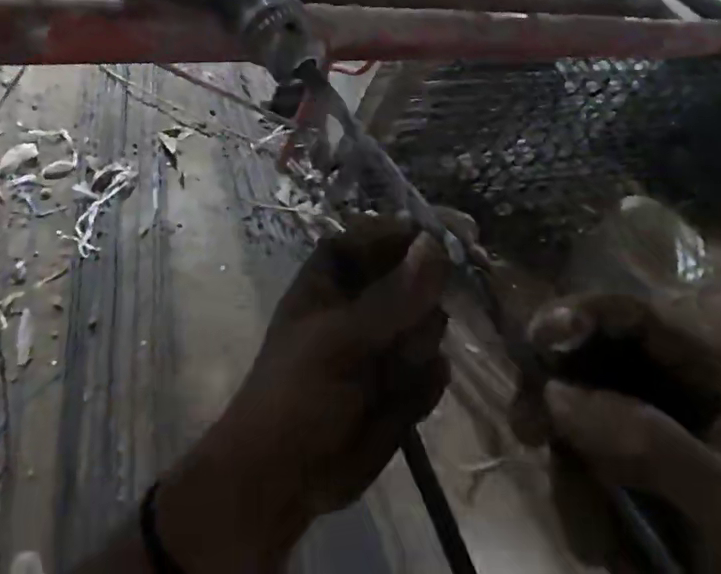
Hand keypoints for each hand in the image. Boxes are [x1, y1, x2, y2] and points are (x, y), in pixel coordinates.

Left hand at [154, 222, 450, 572]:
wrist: (282, 484)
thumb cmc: (295, 396)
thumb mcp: (339, 340)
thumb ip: (391, 297)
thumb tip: (435, 246)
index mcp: (334, 280)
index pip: (375, 238)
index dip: (403, 237)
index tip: (438, 243)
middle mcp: (365, 305)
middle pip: (415, 281)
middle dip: (417, 308)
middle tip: (401, 338)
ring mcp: (386, 345)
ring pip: (430, 326)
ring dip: (416, 352)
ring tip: (388, 380)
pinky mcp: (403, 386)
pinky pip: (434, 372)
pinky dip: (422, 388)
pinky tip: (398, 406)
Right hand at [514, 294, 720, 573]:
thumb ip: (653, 446)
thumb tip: (555, 393)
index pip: (638, 318)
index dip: (581, 313)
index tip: (534, 337)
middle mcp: (679, 394)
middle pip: (593, 359)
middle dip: (557, 394)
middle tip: (525, 429)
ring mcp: (652, 439)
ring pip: (577, 417)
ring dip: (572, 471)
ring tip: (600, 540)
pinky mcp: (632, 484)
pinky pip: (579, 470)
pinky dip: (581, 508)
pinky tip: (610, 554)